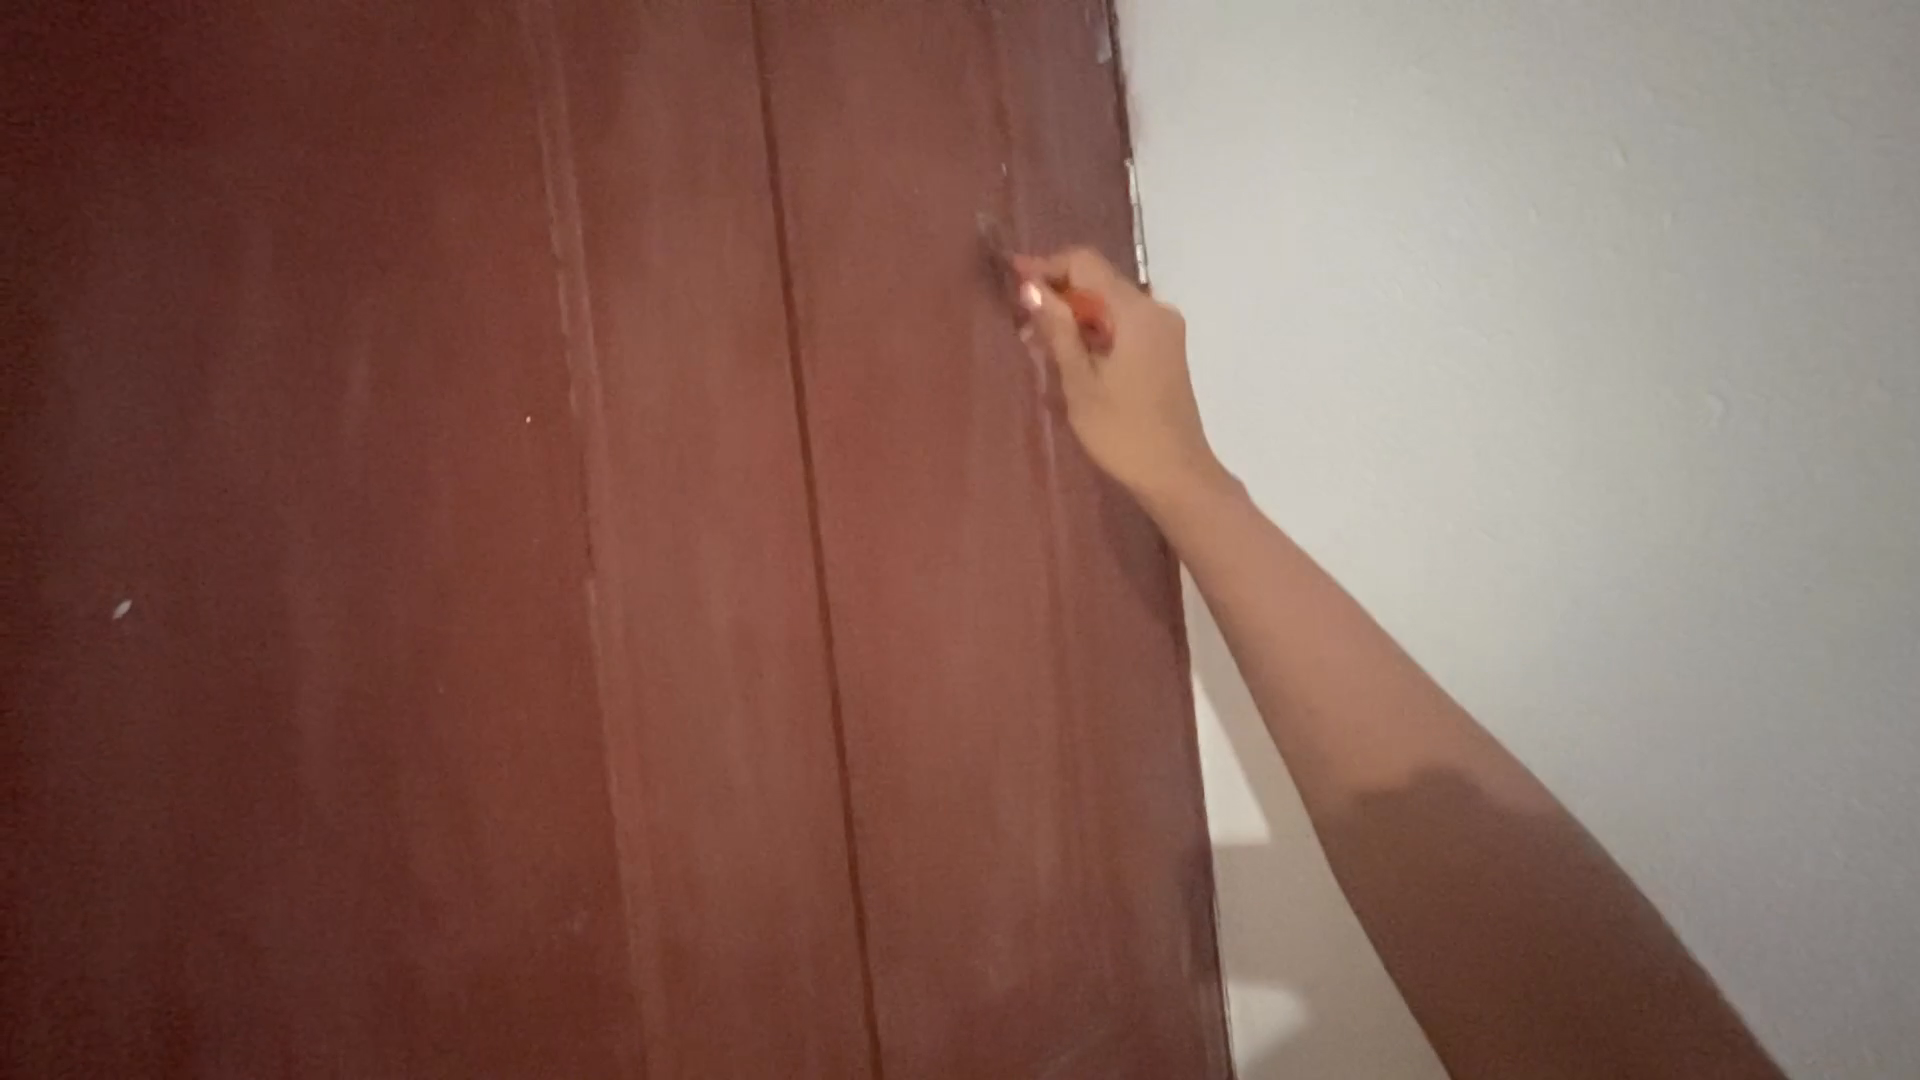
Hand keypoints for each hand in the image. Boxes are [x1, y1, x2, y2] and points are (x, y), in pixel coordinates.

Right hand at [1015, 247, 1233, 510]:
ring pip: (1109, 307)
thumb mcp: (1080, 382)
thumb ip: (1058, 330)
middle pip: (1098, 283)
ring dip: (1074, 319)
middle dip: (1058, 296)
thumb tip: (1031, 287)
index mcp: (1135, 312)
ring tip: (1037, 346)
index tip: (1012, 279)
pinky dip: (1094, 334)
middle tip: (1020, 324)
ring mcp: (1163, 332)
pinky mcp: (1164, 352)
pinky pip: (1122, 327)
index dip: (1046, 267)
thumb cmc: (1123, 432)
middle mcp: (1155, 310)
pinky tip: (1069, 359)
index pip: (1085, 264)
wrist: (1176, 474)